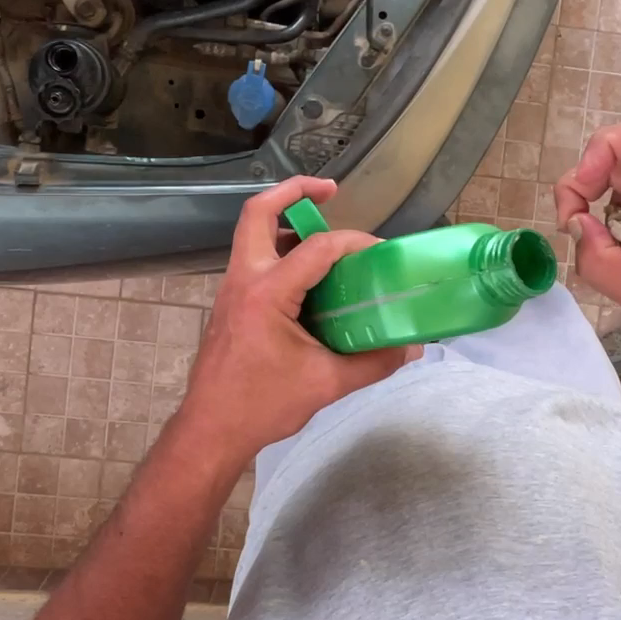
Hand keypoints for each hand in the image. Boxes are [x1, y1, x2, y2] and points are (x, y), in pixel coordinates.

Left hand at [175, 176, 411, 464]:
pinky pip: (254, 258)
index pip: (317, 249)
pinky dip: (280, 249)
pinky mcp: (231, 302)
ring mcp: (233, 289)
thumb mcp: (325, 384)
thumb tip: (410, 349)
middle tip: (330, 190)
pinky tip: (309, 274)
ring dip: (285, 221)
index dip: (354, 242)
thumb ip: (372, 363)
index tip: (382, 252)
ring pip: (253, 233)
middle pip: (258, 213)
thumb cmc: (261, 405)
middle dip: (293, 191)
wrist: (210, 430)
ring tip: (323, 229)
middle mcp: (244, 279)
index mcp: (267, 293)